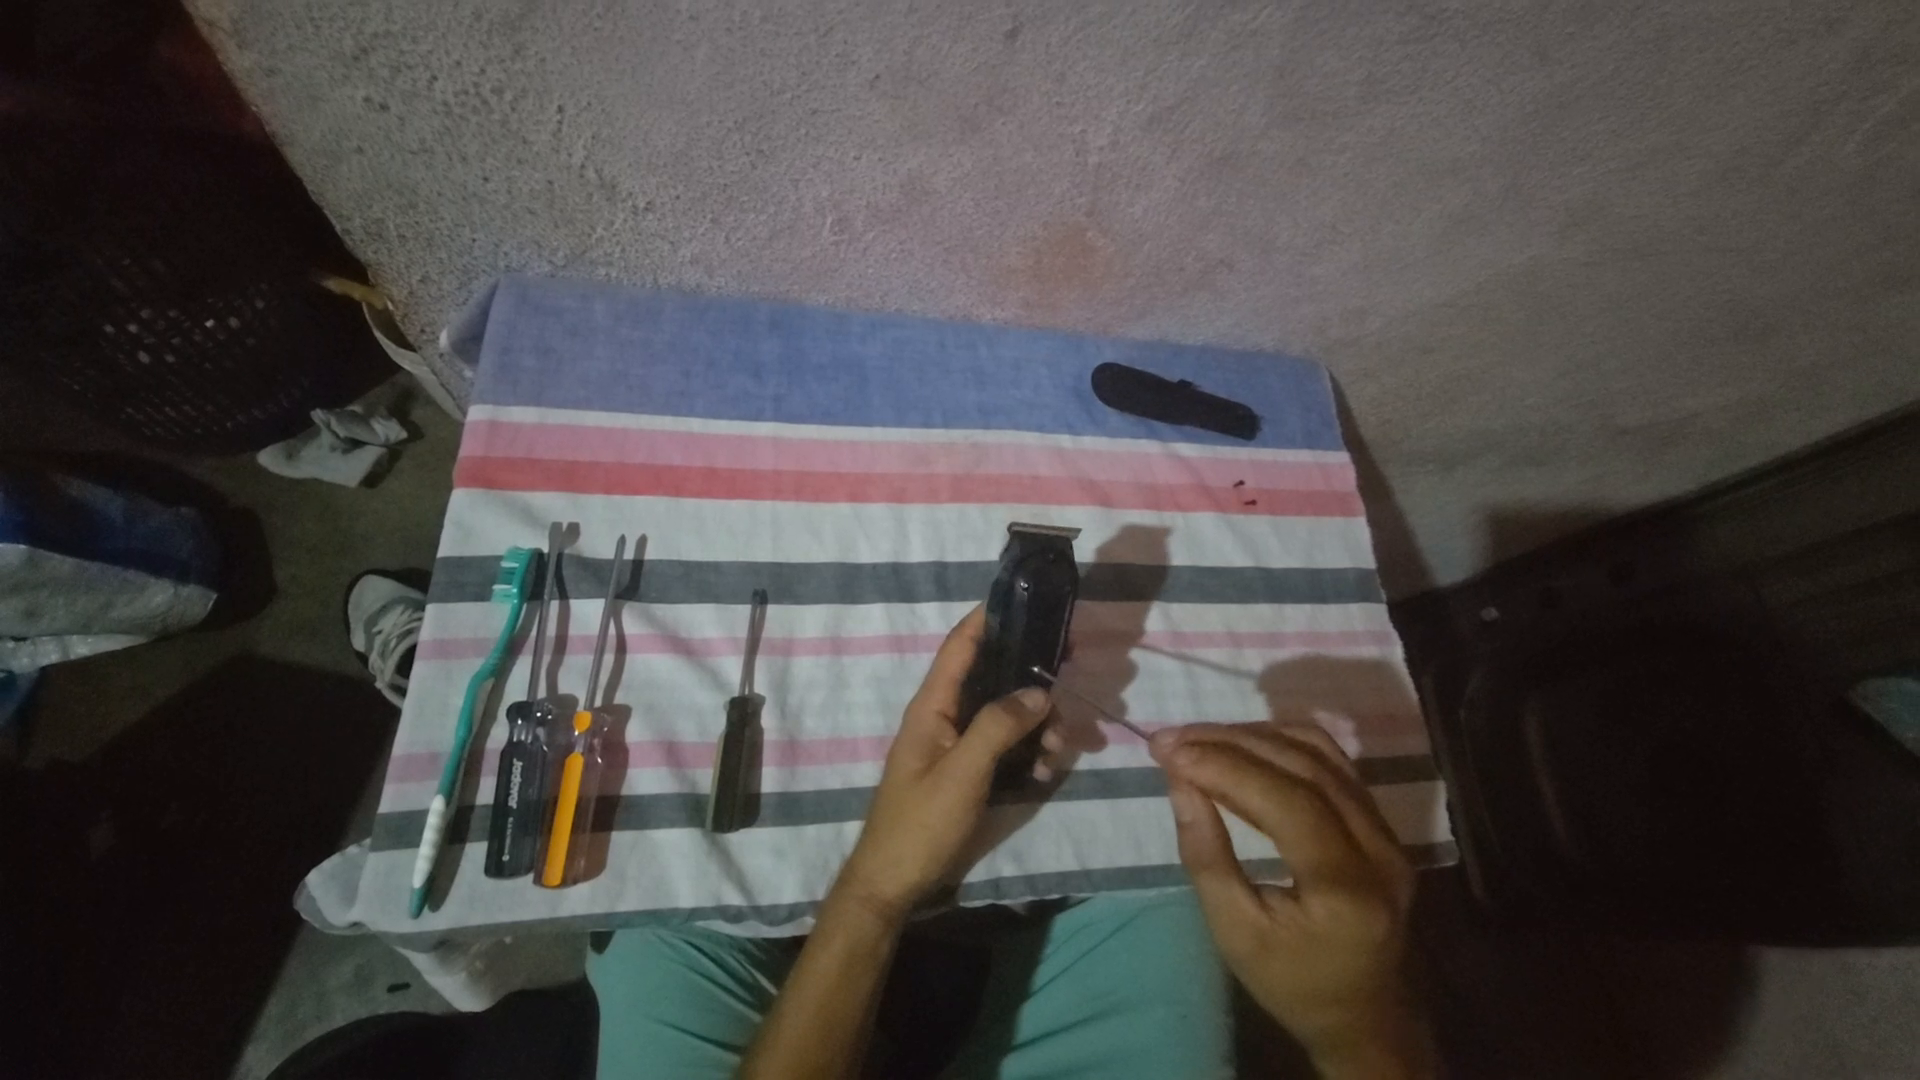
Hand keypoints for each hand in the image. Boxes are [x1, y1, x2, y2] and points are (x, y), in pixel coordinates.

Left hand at [836, 607, 1050, 917]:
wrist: (895, 882)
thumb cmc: (921, 823)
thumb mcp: (962, 772)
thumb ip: (998, 726)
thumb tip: (1039, 689)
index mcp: (932, 706)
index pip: (959, 647)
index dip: (986, 618)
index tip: (1025, 600)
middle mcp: (946, 716)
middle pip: (993, 677)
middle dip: (1032, 675)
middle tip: (1071, 669)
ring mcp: (958, 744)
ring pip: (1007, 715)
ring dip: (1039, 723)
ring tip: (1062, 749)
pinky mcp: (970, 771)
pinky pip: (1007, 747)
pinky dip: (1030, 753)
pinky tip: (1046, 772)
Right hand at [1152, 722, 1434, 1079]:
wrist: (1364, 1016)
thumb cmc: (1291, 982)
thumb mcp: (1234, 934)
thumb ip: (1206, 857)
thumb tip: (1179, 782)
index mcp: (1347, 890)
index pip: (1288, 803)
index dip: (1227, 768)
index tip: (1169, 753)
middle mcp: (1380, 850)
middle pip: (1306, 767)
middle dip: (1231, 743)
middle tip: (1171, 738)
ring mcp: (1388, 833)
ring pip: (1321, 753)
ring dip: (1255, 735)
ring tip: (1199, 739)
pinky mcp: (1382, 824)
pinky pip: (1332, 762)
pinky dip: (1280, 744)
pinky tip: (1240, 747)